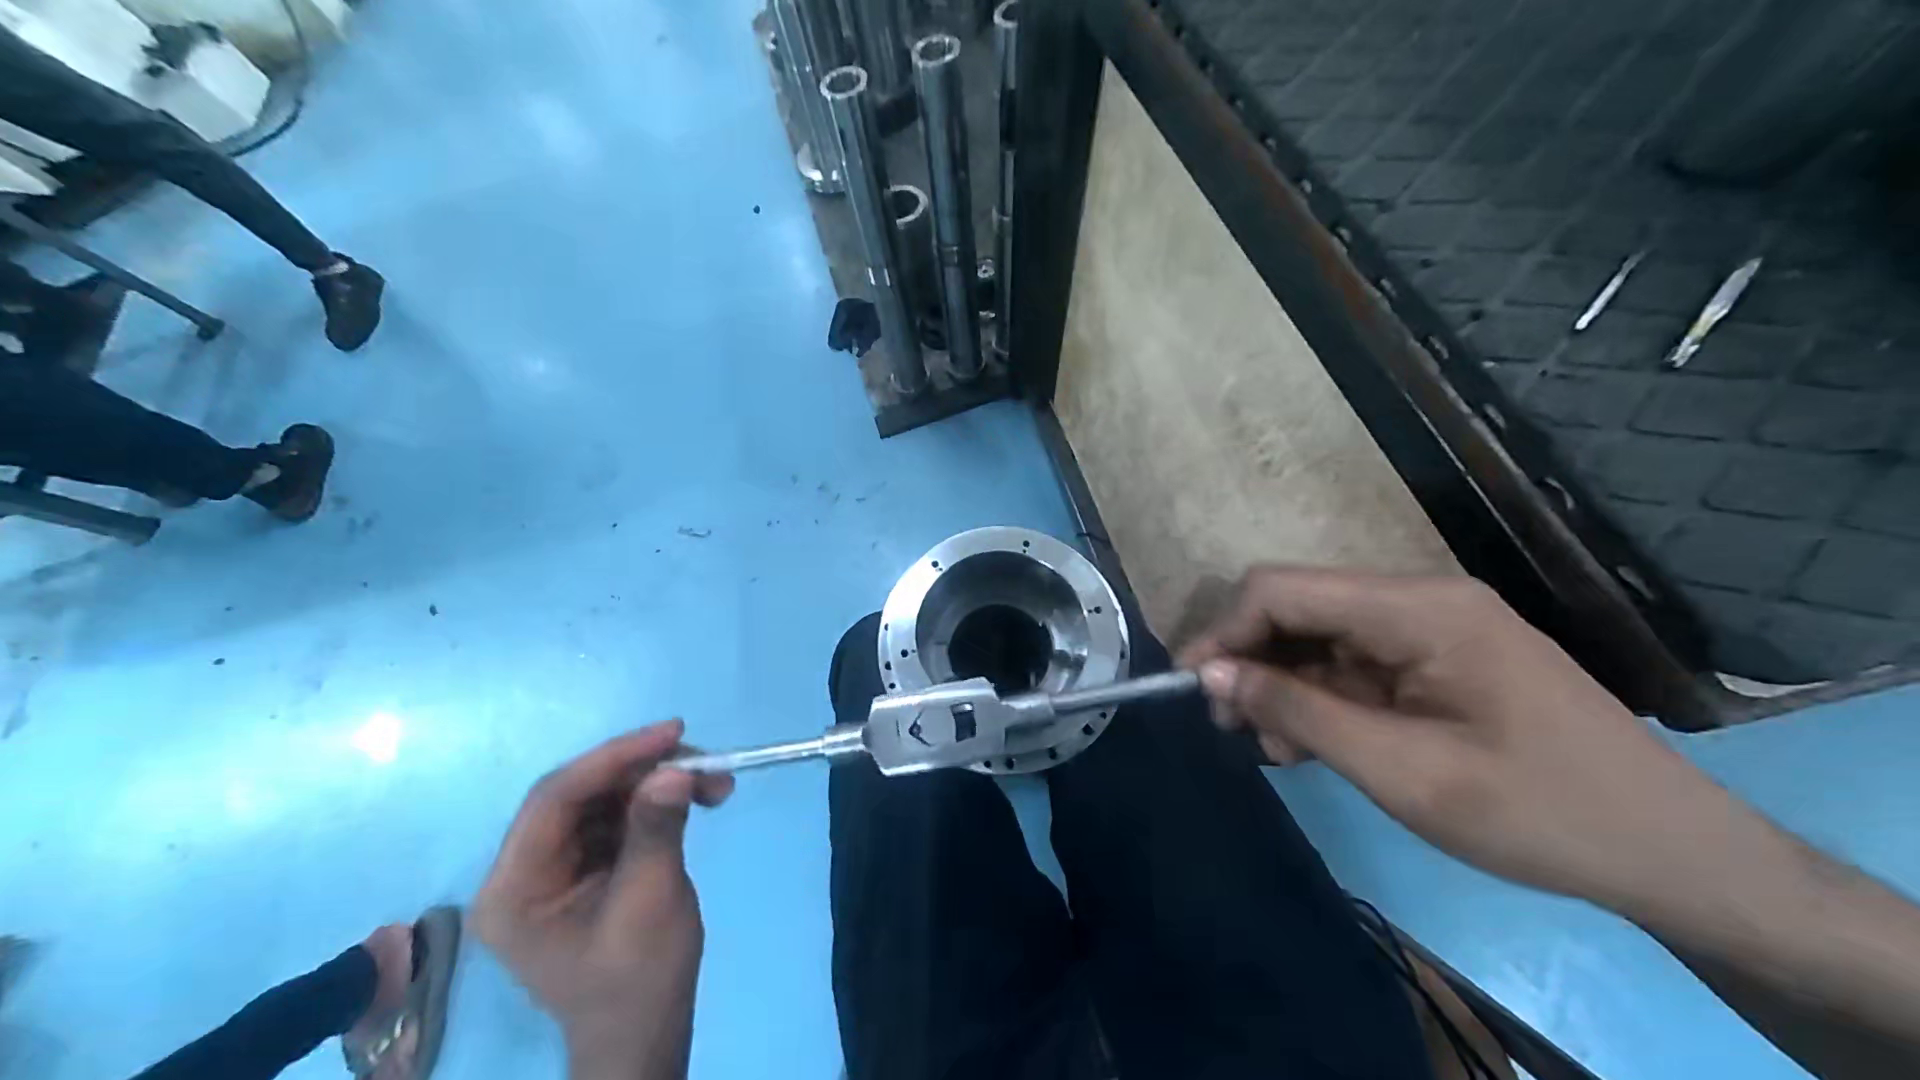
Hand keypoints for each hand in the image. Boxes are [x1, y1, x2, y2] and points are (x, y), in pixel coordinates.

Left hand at [473, 720, 733, 1079]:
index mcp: (514, 888)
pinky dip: (662, 802)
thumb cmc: (639, 981)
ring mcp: (556, 866)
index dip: (614, 758)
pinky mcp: (588, 864)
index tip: (673, 734)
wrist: (646, 1035)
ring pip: (607, 797)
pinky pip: (621, 814)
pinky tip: (702, 799)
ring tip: (716, 783)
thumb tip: (674, 769)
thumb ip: (657, 831)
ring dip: (661, 782)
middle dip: (646, 770)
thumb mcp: (651, 903)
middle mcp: (525, 870)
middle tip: (705, 761)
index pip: (555, 798)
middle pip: (582, 792)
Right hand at [1178, 568, 1737, 912]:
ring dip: (1283, 686)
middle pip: (1297, 608)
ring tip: (1278, 749)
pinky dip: (1318, 698)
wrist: (1675, 855)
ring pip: (1317, 637)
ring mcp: (1429, 627)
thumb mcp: (1403, 770)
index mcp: (1418, 608)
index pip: (1282, 590)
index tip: (1190, 687)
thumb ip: (1298, 712)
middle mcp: (1418, 599)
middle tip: (1230, 728)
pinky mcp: (1434, 656)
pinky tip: (1312, 743)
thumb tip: (1210, 674)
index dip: (1224, 631)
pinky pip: (1350, 662)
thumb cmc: (1540, 812)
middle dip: (1250, 662)